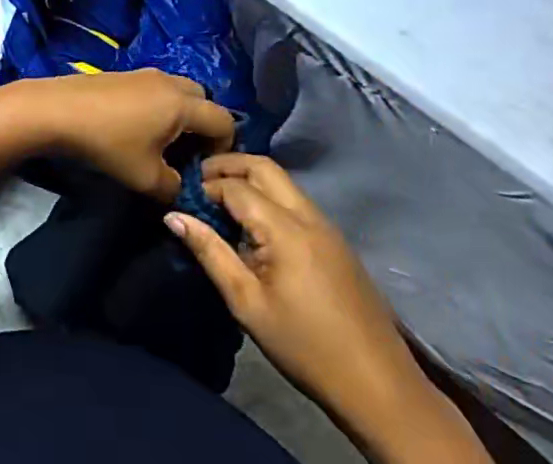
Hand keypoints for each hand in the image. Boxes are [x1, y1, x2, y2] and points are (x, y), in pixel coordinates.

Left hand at [44, 69, 232, 202]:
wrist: (54, 110)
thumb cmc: (106, 143)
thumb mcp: (146, 178)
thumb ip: (175, 188)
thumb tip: (182, 187)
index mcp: (182, 103)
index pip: (224, 121)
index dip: (225, 147)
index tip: (206, 169)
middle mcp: (166, 82)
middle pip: (202, 99)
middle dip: (204, 124)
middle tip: (188, 151)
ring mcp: (140, 74)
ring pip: (176, 90)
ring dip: (178, 113)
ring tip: (160, 140)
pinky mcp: (119, 75)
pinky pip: (152, 88)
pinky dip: (156, 105)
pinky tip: (134, 127)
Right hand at [166, 156, 486, 462]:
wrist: (380, 387)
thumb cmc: (304, 345)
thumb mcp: (246, 302)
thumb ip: (209, 252)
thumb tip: (172, 216)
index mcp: (286, 231)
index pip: (235, 186)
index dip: (204, 186)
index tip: (180, 200)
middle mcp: (310, 218)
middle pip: (264, 167)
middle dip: (226, 166)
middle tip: (197, 184)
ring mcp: (328, 228)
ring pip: (282, 182)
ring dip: (247, 180)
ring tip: (218, 203)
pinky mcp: (336, 242)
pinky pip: (295, 201)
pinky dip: (267, 197)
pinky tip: (251, 226)